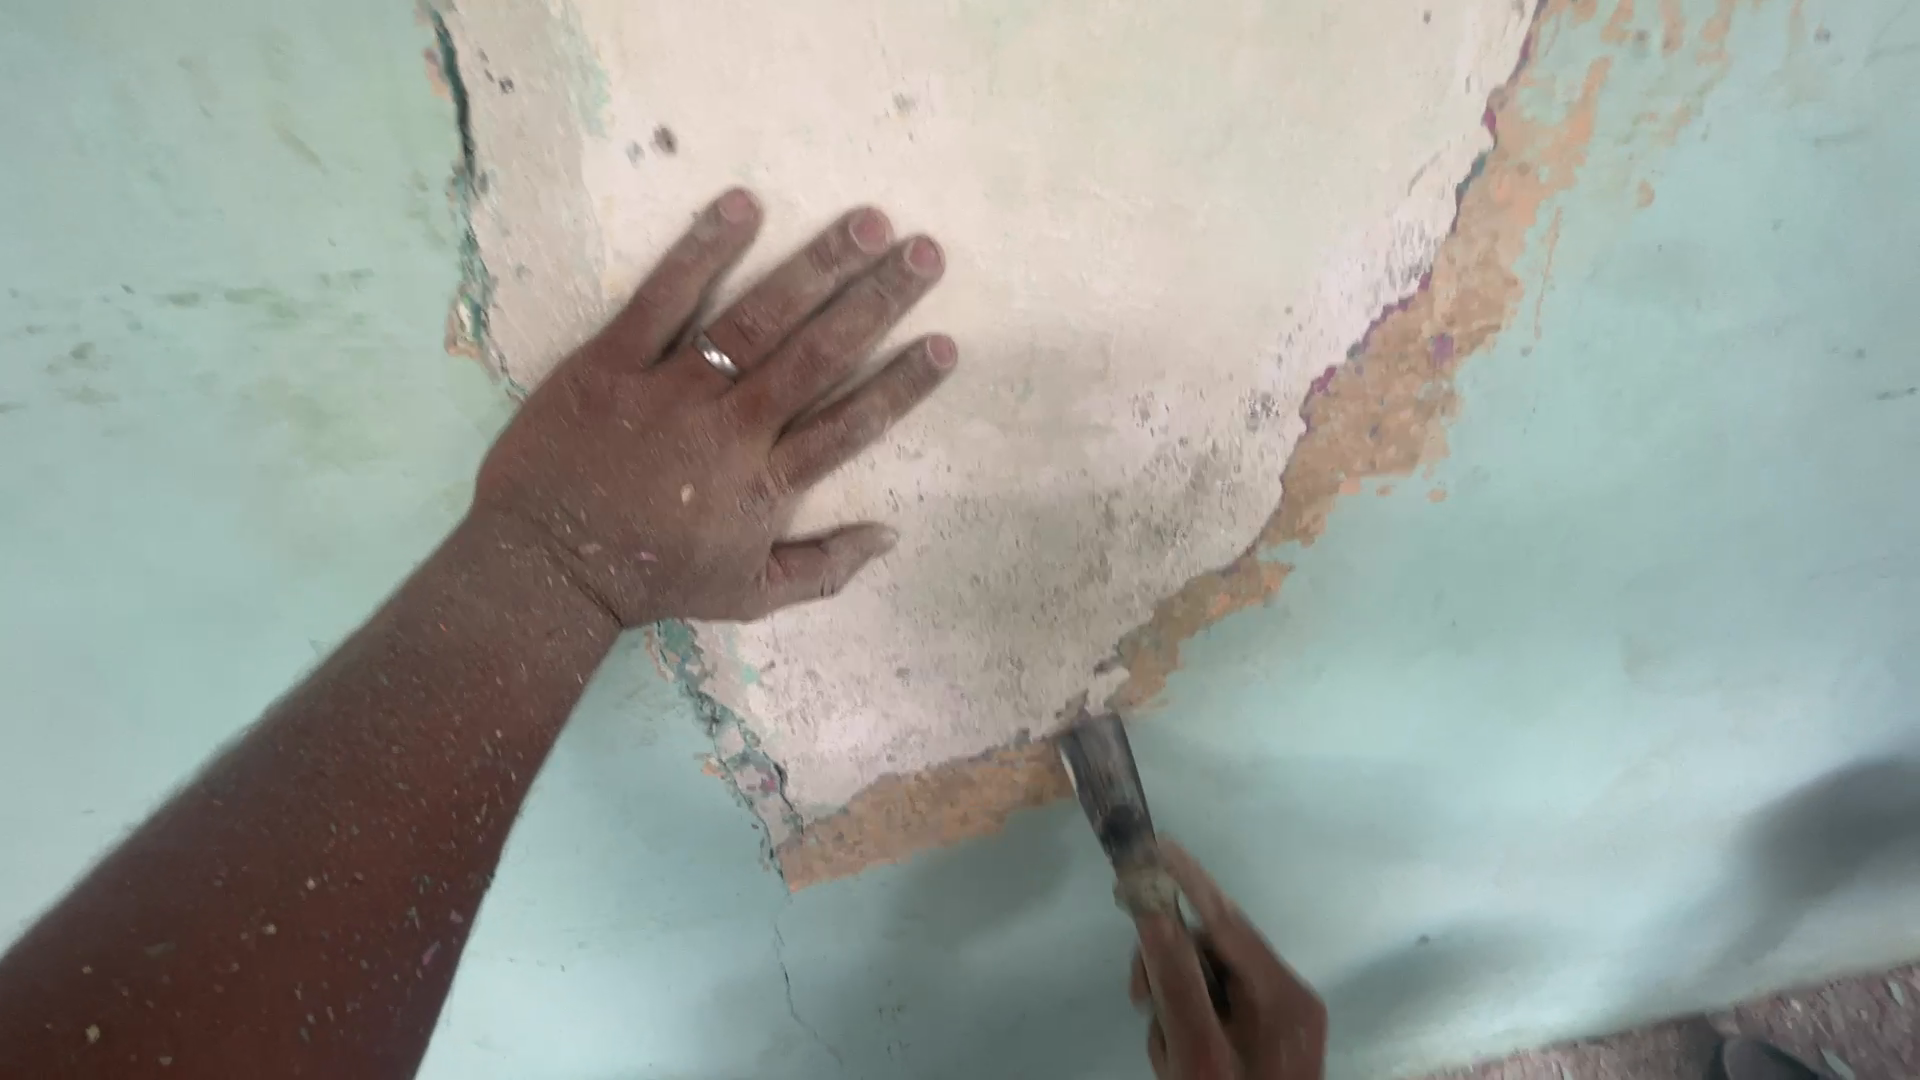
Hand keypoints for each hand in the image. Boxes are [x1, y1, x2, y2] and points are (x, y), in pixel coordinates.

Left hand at [472, 188, 954, 624]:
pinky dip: (702, 251)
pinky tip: (745, 204)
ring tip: (867, 223)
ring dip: (816, 267)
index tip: (944, 345)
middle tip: (926, 254)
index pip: (852, 424)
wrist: (547, 566)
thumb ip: (825, 569)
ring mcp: (673, 389)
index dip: (902, 385)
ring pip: (757, 319)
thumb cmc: (656, 579)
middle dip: (879, 302)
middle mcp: (734, 428)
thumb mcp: (751, 596)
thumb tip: (891, 536)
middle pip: (819, 356)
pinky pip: (661, 298)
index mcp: (768, 484)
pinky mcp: (612, 362)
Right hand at [1129, 842, 1327, 1079]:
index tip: (1150, 844)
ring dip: (1171, 999)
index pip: (1223, 916)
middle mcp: (1285, 994)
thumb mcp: (1196, 1048)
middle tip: (1139, 995)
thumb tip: (1149, 905)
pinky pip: (1210, 1001)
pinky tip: (1177, 1054)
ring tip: (1165, 1048)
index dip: (1184, 878)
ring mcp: (1275, 1016)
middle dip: (1168, 964)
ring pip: (1204, 974)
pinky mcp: (1261, 1035)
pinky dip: (1184, 1017)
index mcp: (1282, 992)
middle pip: (1210, 945)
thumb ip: (1172, 974)